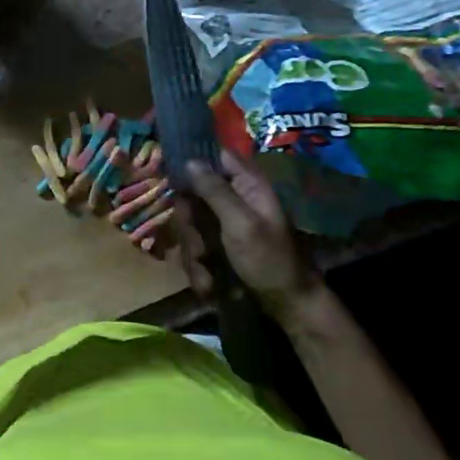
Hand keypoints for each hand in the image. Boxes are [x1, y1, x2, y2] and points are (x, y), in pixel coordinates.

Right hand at [178, 153, 324, 321]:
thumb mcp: (241, 223)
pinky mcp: (219, 245)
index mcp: (247, 184)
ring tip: (207, 278)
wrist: (287, 303)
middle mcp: (234, 199)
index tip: (173, 181)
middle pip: (194, 195)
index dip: (192, 163)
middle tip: (200, 249)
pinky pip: (196, 246)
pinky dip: (199, 267)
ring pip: (191, 225)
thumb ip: (215, 191)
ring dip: (194, 252)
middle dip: (190, 225)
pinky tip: (209, 285)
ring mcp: (225, 223)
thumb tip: (189, 160)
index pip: (215, 156)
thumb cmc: (269, 259)